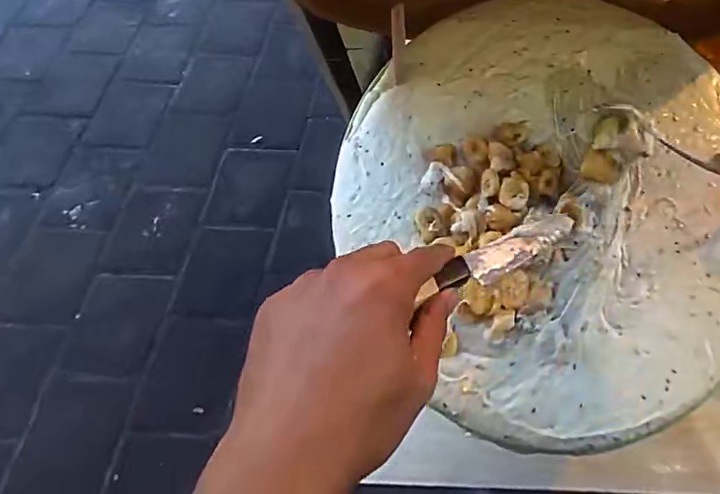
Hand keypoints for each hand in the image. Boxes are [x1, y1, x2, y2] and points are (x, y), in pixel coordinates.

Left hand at [199, 242, 460, 493]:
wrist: (279, 463)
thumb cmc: (359, 423)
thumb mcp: (417, 379)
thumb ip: (433, 327)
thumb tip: (443, 296)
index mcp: (386, 286)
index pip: (424, 256)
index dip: (439, 261)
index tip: (446, 269)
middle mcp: (345, 274)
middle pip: (383, 256)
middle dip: (396, 276)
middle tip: (395, 317)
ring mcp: (304, 288)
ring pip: (346, 271)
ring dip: (358, 289)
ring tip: (352, 336)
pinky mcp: (273, 309)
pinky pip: (311, 292)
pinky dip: (323, 306)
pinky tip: (317, 347)